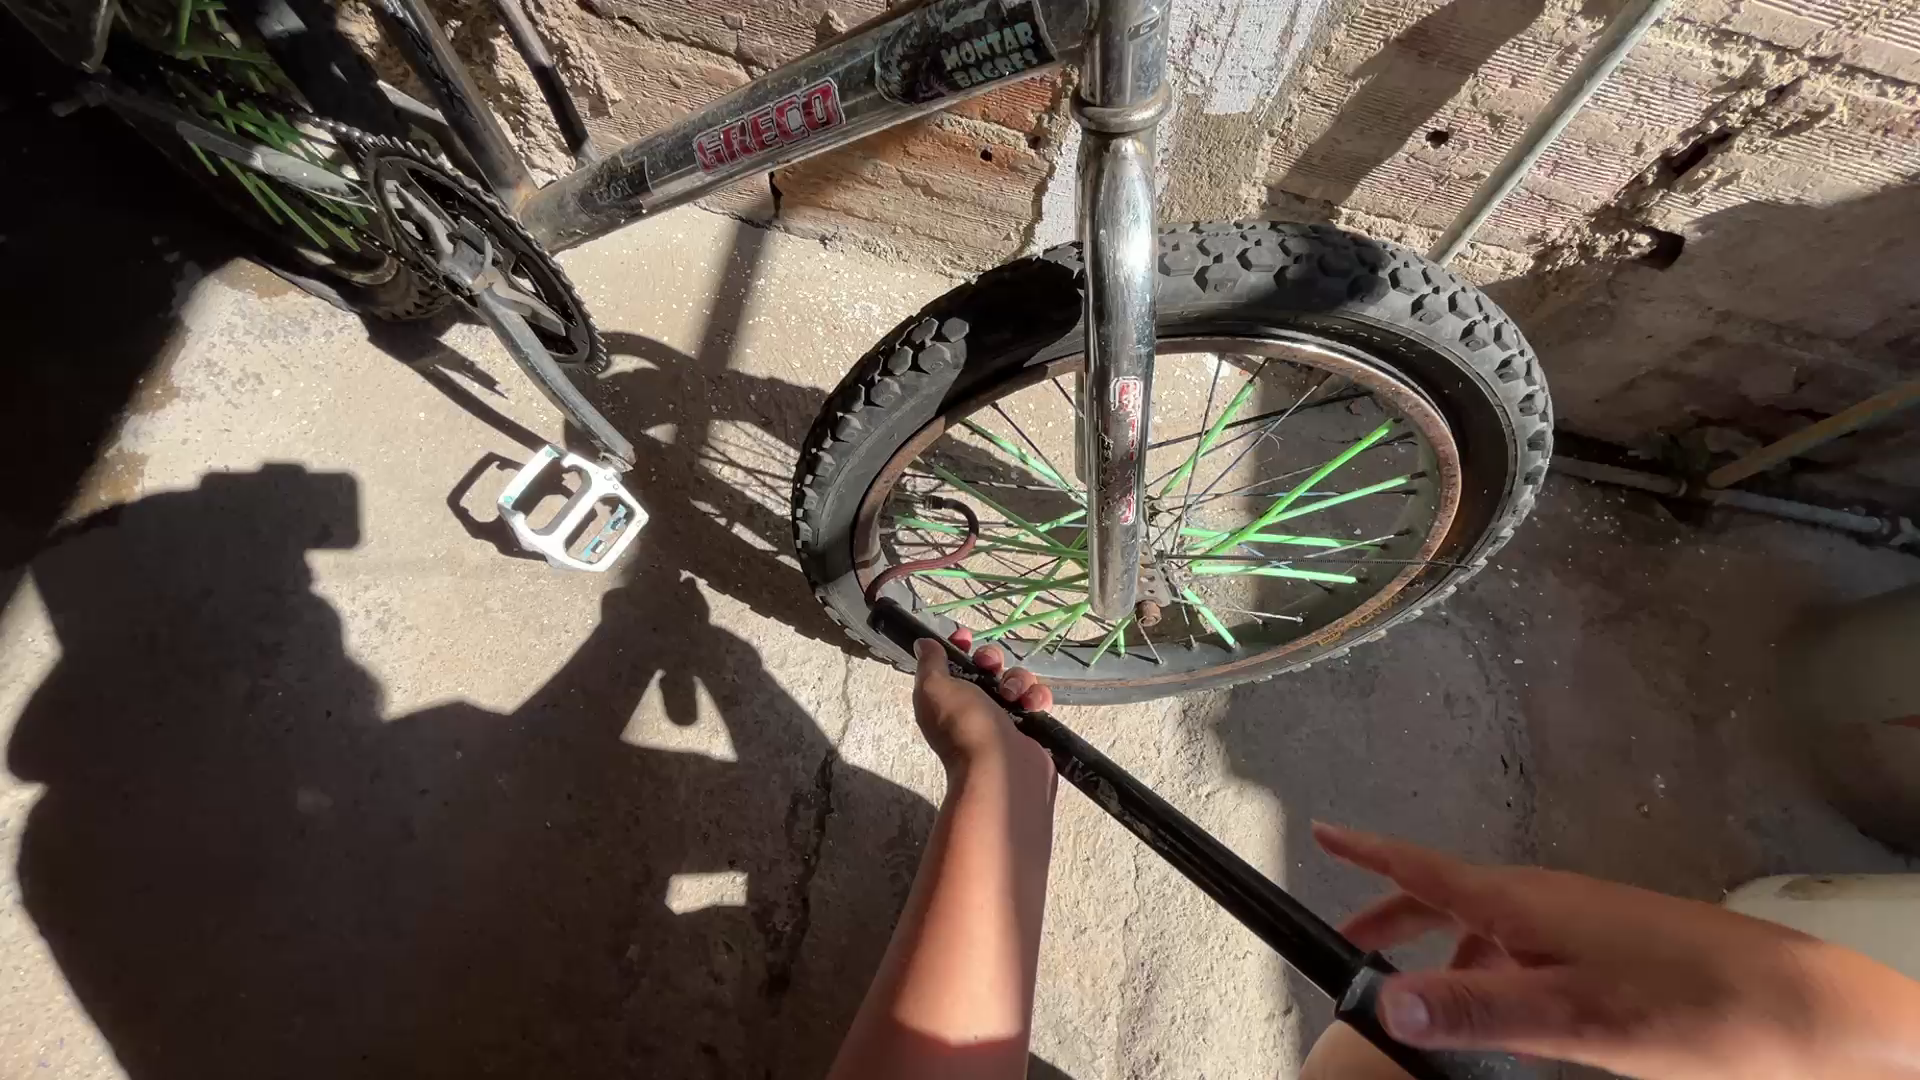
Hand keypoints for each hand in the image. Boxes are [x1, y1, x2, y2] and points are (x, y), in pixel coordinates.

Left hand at [910, 628, 1052, 774]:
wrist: (1001, 770)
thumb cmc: (964, 726)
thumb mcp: (935, 688)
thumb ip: (929, 663)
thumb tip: (922, 644)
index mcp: (947, 697)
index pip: (953, 662)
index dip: (959, 646)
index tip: (965, 636)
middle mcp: (974, 705)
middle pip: (987, 666)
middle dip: (991, 659)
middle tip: (990, 667)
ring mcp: (1003, 716)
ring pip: (1015, 679)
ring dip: (1017, 680)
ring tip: (1013, 697)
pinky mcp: (1029, 725)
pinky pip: (1036, 698)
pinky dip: (1037, 697)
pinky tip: (1033, 707)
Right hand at [1313, 822, 1919, 1079]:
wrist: (1824, 1010)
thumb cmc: (1693, 1006)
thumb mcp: (1577, 1020)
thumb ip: (1478, 1010)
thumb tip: (1384, 1004)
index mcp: (1513, 903)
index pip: (1417, 866)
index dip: (1364, 850)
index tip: (1320, 830)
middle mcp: (1534, 899)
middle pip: (1440, 896)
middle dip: (1389, 916)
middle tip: (1350, 941)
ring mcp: (1573, 918)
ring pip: (1483, 925)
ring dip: (1439, 948)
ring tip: (1422, 991)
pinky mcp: (1606, 942)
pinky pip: (1522, 945)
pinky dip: (1490, 968)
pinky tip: (1509, 1010)